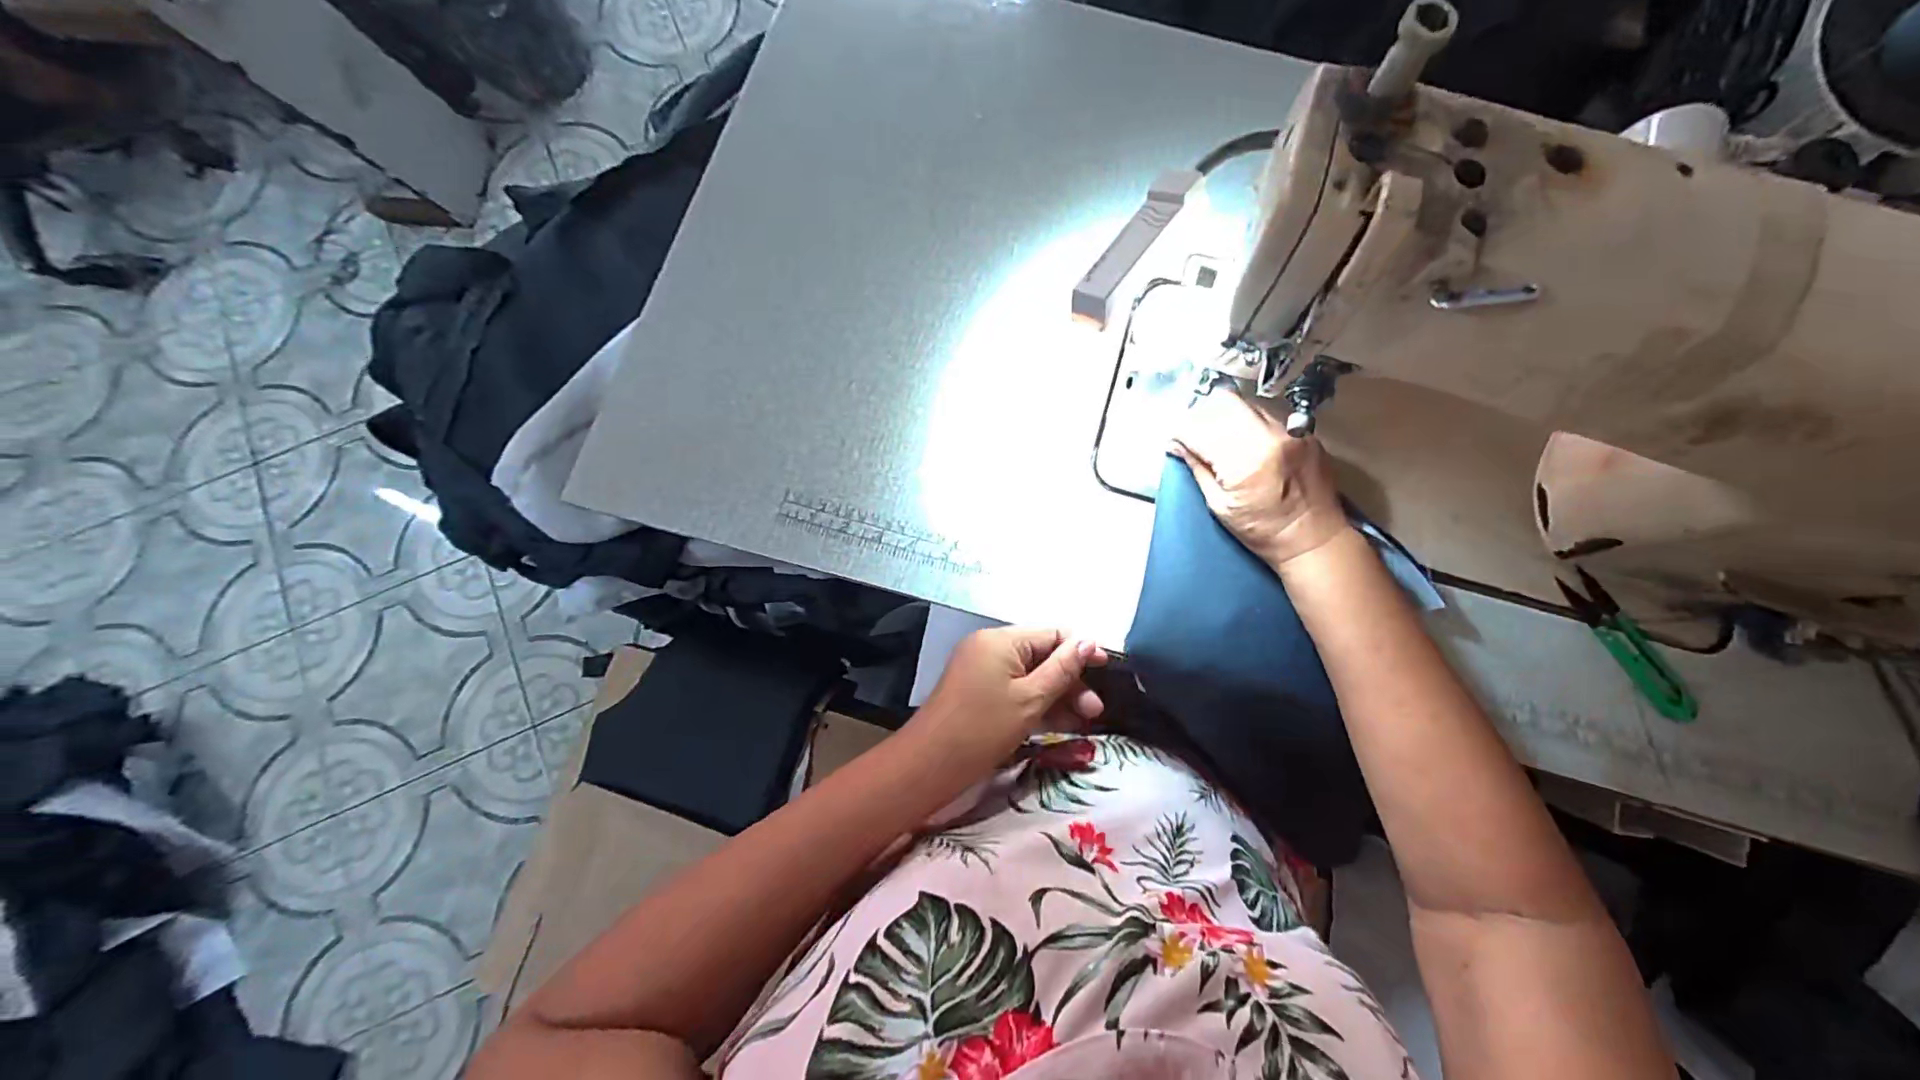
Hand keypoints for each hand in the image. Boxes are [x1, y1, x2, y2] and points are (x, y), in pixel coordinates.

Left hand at [910, 628, 1108, 763]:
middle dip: (1071, 681)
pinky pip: (1016, 692)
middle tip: (1095, 711)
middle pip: (1043, 656)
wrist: (930, 765)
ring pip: (1031, 677)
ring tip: (1086, 722)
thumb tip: (1089, 641)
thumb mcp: (1030, 699)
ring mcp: (982, 672)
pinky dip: (1037, 706)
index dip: (1082, 650)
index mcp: (1001, 640)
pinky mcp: (979, 695)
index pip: (1052, 633)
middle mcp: (990, 648)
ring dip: (1058, 697)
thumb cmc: (983, 728)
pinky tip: (1062, 725)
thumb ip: (1063, 670)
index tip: (1109, 670)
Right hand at [1171, 389, 1351, 569]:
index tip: (1174, 439)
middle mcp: (1270, 439)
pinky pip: (1268, 414)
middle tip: (1195, 434)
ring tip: (1221, 439)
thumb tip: (1178, 446)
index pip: (1200, 430)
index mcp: (1244, 463)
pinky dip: (1250, 423)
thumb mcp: (1220, 506)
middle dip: (1202, 417)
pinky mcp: (1304, 432)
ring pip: (1246, 404)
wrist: (1314, 539)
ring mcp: (1290, 432)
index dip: (1180, 432)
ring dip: (1226, 416)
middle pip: (1223, 404)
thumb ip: (1198, 469)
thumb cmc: (1265, 532)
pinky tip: (1247, 443)